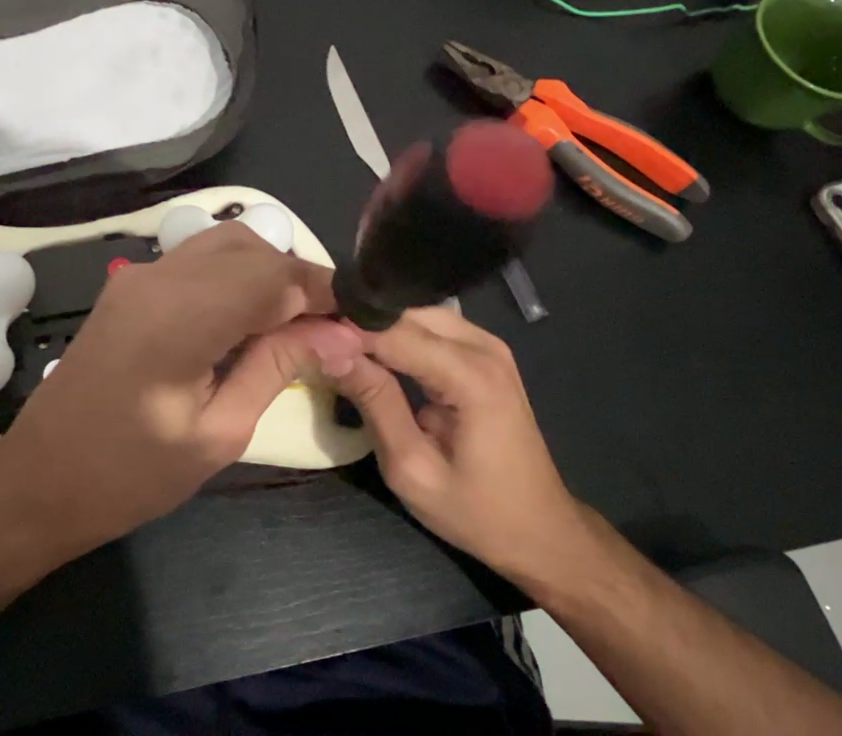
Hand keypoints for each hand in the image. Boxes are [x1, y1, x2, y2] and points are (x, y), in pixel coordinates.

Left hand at [0, 222, 364, 557]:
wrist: (40, 480)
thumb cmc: (130, 475)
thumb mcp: (218, 433)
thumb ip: (278, 368)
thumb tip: (343, 336)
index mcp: (180, 317)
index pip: (273, 275)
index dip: (325, 291)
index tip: (362, 321)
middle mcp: (159, 278)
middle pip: (252, 248)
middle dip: (300, 280)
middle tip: (332, 328)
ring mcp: (139, 277)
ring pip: (226, 245)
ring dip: (269, 273)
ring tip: (297, 325)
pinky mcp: (130, 286)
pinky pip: (198, 260)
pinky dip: (237, 275)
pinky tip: (252, 318)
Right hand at [331, 307, 591, 587]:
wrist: (539, 529)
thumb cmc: (476, 511)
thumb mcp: (412, 467)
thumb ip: (374, 403)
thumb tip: (330, 351)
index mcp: (472, 376)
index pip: (393, 331)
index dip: (345, 328)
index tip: (301, 333)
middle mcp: (484, 347)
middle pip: (405, 312)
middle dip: (358, 320)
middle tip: (311, 336)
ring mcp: (488, 346)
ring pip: (416, 314)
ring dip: (375, 325)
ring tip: (331, 341)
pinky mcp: (484, 354)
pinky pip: (431, 328)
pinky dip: (397, 333)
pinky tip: (366, 348)